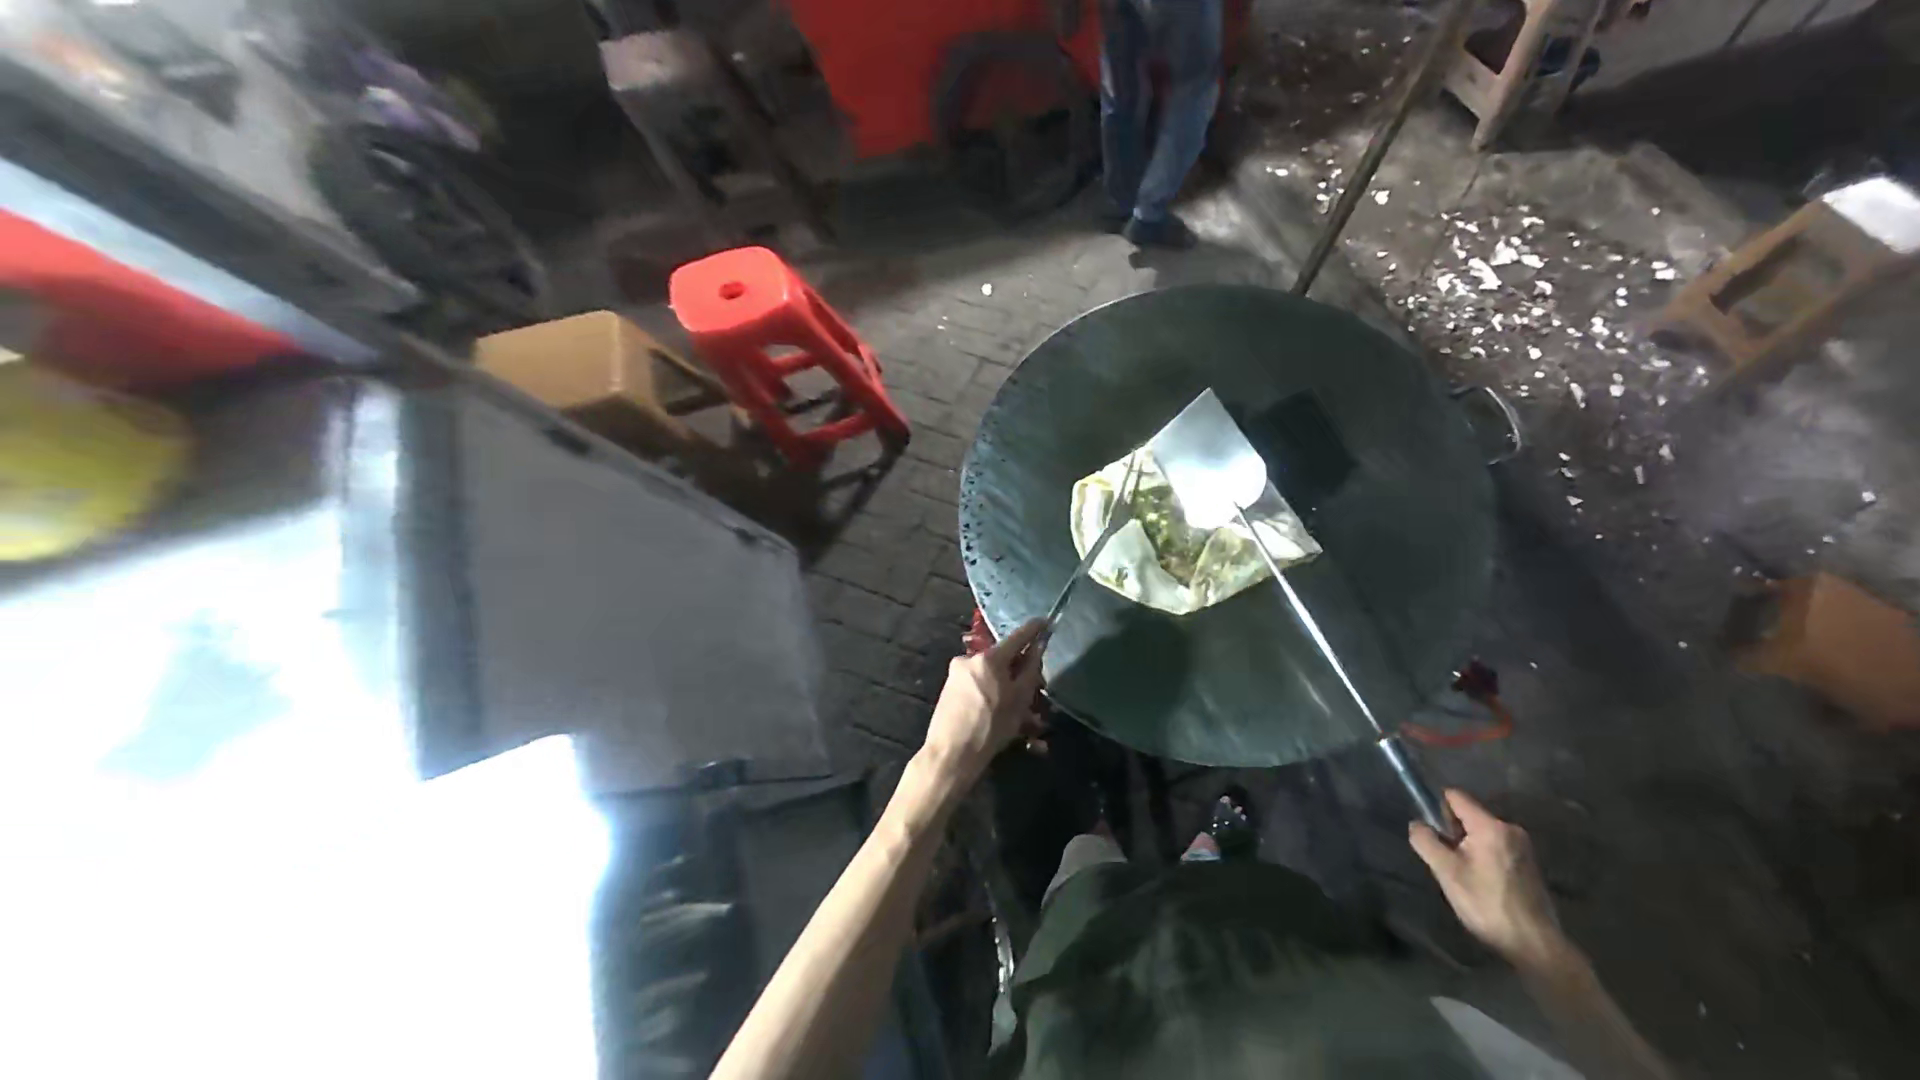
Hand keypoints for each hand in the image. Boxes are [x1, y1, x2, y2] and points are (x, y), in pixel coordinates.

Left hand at [921, 618, 1048, 786]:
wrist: (951, 754)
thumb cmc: (991, 727)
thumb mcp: (1019, 700)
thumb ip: (1030, 670)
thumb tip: (1038, 646)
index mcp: (988, 658)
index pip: (1017, 636)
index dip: (1034, 629)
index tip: (1045, 622)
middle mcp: (969, 659)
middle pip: (1003, 659)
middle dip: (1020, 671)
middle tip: (1036, 689)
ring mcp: (956, 673)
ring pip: (991, 675)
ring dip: (1007, 689)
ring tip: (1022, 717)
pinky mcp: (950, 689)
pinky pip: (978, 686)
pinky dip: (992, 696)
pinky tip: (1002, 718)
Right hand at [1410, 789, 1569, 970]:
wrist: (1534, 945)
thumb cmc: (1486, 903)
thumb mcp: (1445, 871)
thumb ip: (1425, 840)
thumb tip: (1418, 825)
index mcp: (1491, 827)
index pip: (1455, 796)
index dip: (1436, 807)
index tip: (1431, 832)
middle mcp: (1511, 830)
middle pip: (1468, 814)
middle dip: (1452, 831)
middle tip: (1447, 860)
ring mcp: (1523, 848)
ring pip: (1481, 832)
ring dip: (1466, 846)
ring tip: (1463, 874)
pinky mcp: (1528, 864)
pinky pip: (1495, 846)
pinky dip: (1482, 856)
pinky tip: (1481, 882)